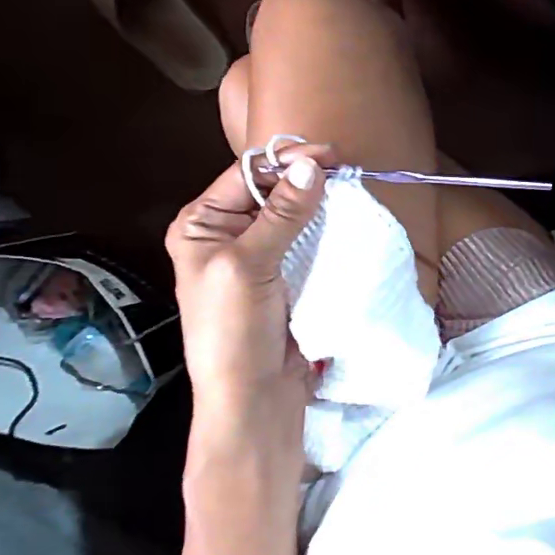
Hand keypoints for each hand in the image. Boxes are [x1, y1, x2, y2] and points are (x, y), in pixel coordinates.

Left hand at [165, 150, 326, 415]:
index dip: (285, 161)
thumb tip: (310, 166)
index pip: (245, 176)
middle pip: (270, 192)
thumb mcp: (249, 266)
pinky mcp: (285, 276)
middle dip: (305, 180)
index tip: (329, 155)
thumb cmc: (233, 330)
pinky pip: (307, 242)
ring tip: (352, 191)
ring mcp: (258, 256)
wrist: (252, 398)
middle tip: (346, 170)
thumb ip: (281, 215)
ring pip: (293, 216)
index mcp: (201, 225)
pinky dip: (327, 230)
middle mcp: (226, 234)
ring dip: (320, 204)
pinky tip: (347, 221)